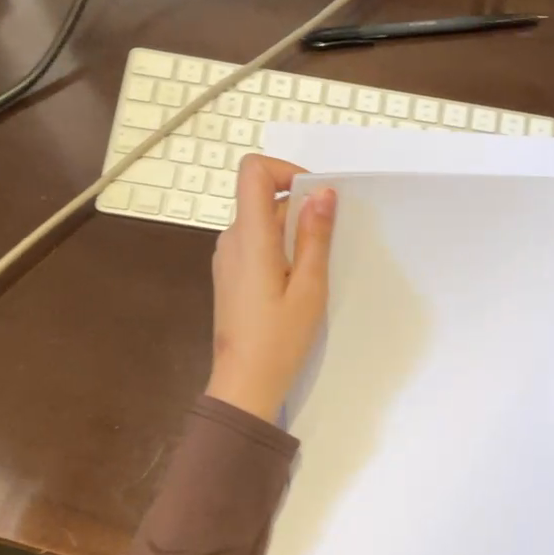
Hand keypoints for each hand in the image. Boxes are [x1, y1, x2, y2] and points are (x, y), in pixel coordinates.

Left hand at [205, 154, 335, 421]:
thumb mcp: (309, 288)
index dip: (285, 171)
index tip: (315, 198)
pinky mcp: (230, 277)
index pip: (253, 170)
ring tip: (312, 274)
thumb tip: (322, 193)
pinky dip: (279, 253)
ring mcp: (227, 259)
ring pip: (261, 225)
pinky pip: (256, 247)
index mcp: (250, 237)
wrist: (244, 384)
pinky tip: (295, 287)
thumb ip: (315, 237)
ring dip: (291, 236)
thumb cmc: (279, 340)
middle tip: (326, 247)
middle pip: (263, 199)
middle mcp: (231, 240)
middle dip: (299, 211)